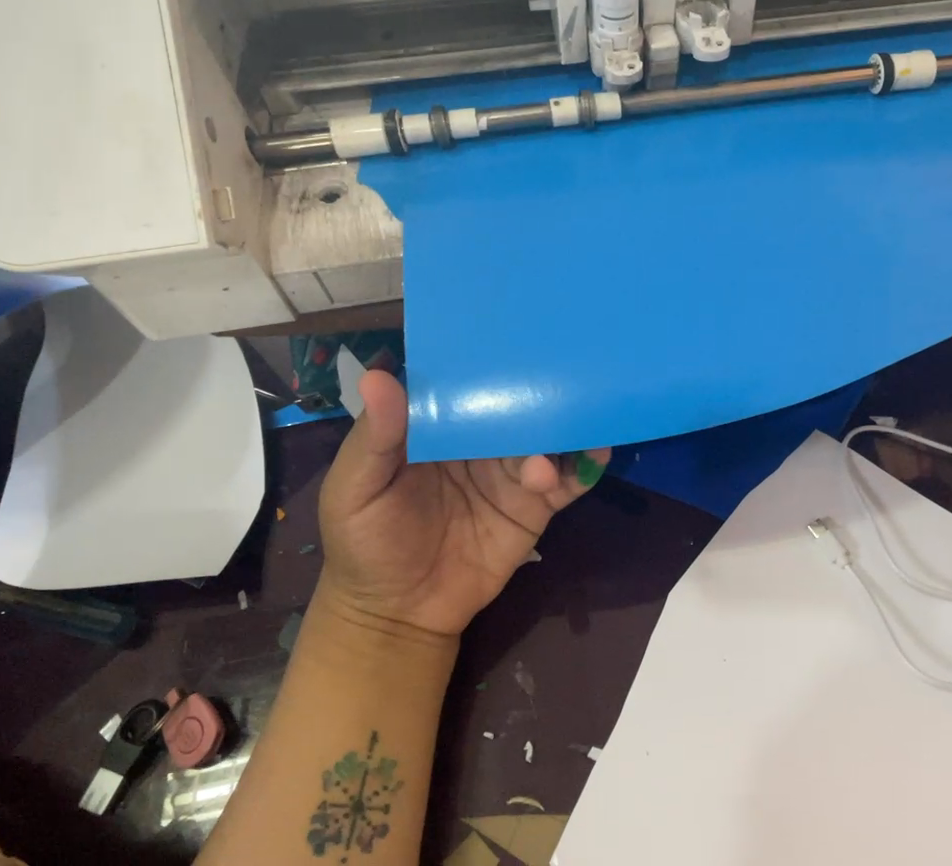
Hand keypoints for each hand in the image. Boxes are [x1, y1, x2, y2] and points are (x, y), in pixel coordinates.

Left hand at [313, 370, 610, 638]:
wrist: (398, 615)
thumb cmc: (364, 544)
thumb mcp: (354, 490)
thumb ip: (374, 438)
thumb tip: (377, 376)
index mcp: (437, 427)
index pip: (467, 384)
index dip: (486, 361)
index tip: (513, 336)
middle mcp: (479, 442)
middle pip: (515, 406)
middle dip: (538, 392)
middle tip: (561, 381)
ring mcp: (511, 473)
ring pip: (546, 438)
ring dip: (563, 429)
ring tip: (579, 427)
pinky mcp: (536, 507)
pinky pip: (566, 481)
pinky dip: (585, 464)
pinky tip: (597, 452)